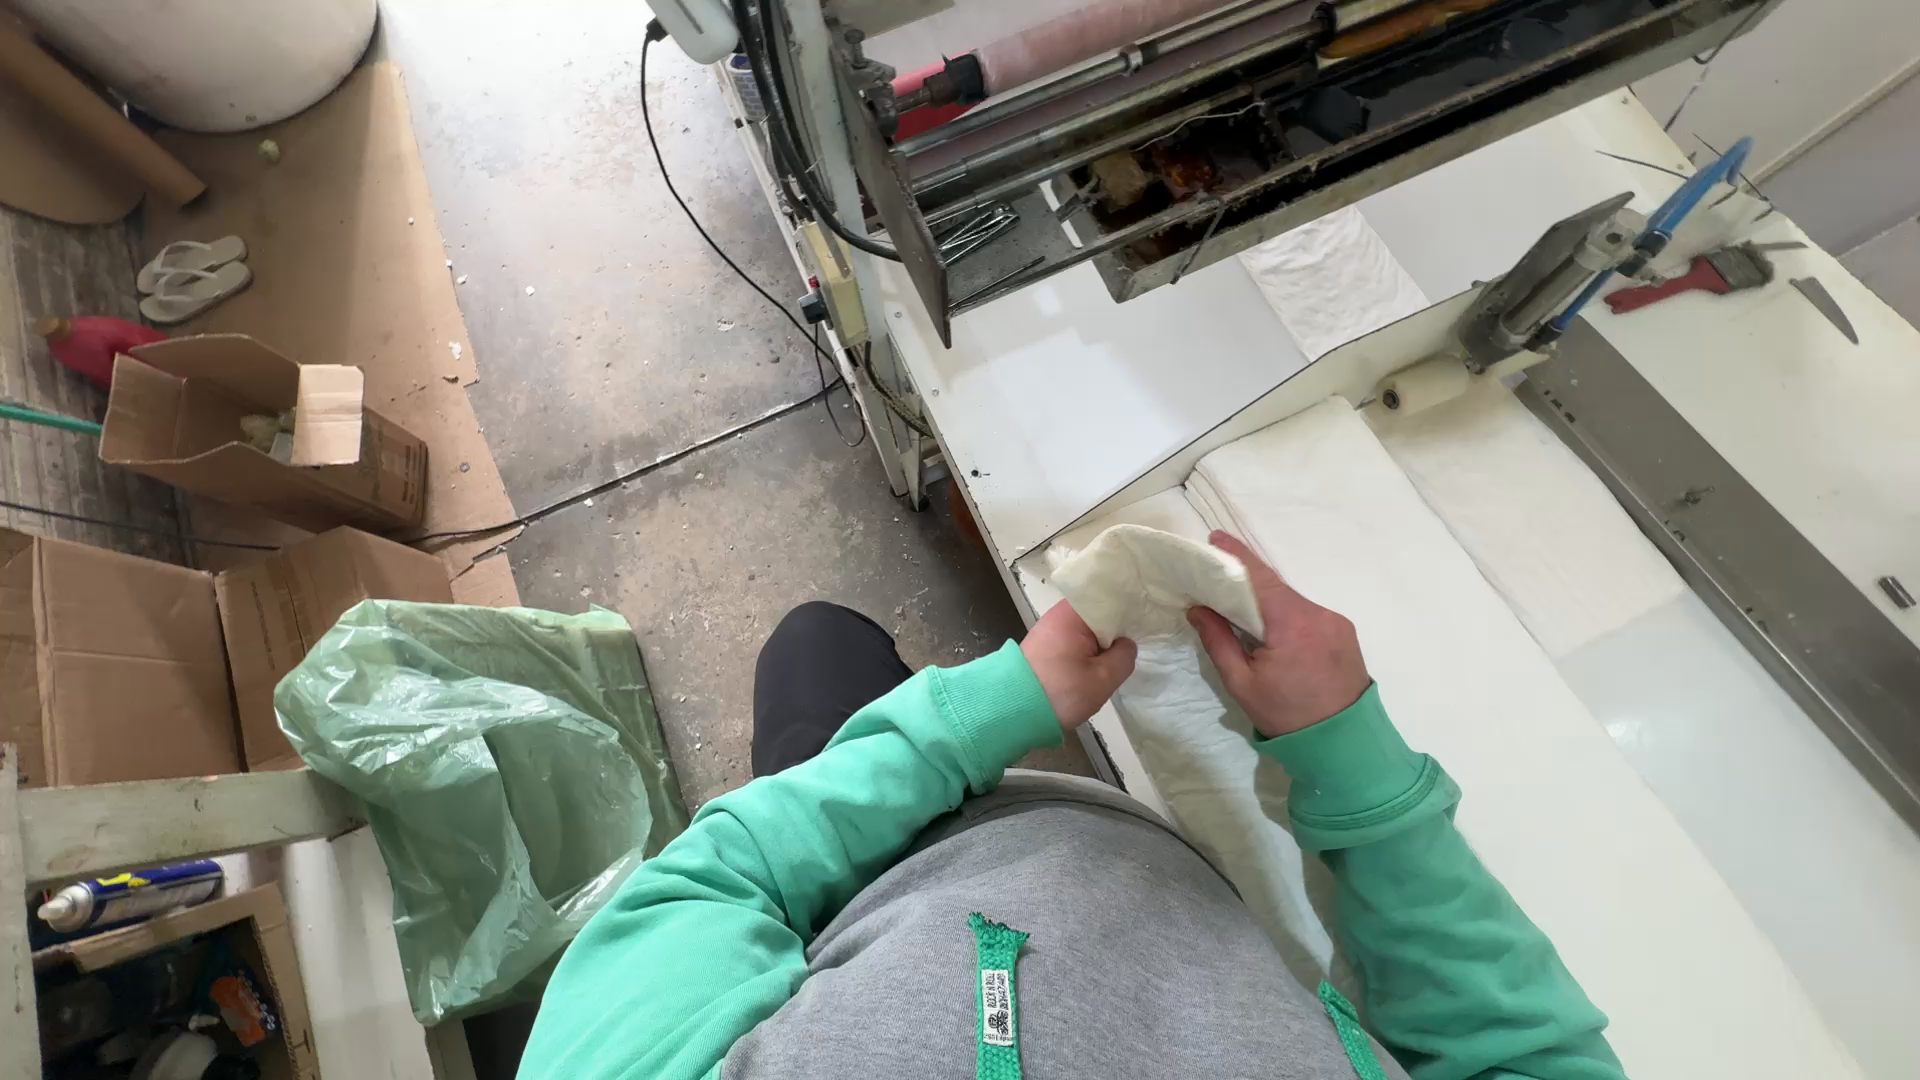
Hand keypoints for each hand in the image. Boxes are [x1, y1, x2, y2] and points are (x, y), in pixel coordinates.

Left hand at [1021, 601, 1136, 730]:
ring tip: (1118, 657)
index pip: (1107, 599)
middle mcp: (1058, 614)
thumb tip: (1126, 643)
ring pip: (1086, 630)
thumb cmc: (1061, 692)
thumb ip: (1124, 656)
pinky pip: (1073, 641)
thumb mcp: (1103, 678)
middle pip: (1097, 614)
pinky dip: (1086, 651)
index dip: (1128, 610)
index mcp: (1072, 613)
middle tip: (1136, 643)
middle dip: (1115, 629)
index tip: (1145, 623)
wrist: (1014, 711)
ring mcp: (1049, 630)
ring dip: (1100, 643)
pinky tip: (1096, 665)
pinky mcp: (1044, 646)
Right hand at [1187, 531, 1369, 737]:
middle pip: (1275, 587)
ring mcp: (1336, 622)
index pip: (1260, 578)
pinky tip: (1269, 628)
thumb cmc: (1287, 716)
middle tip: (1215, 576)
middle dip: (1245, 580)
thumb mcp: (1241, 683)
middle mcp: (1319, 614)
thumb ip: (1218, 640)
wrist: (1345, 746)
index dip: (1236, 555)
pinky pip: (1305, 613)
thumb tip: (1198, 609)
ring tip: (1239, 609)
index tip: (1215, 537)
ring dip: (1265, 601)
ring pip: (1290, 600)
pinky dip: (1284, 614)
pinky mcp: (1344, 633)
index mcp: (1292, 624)